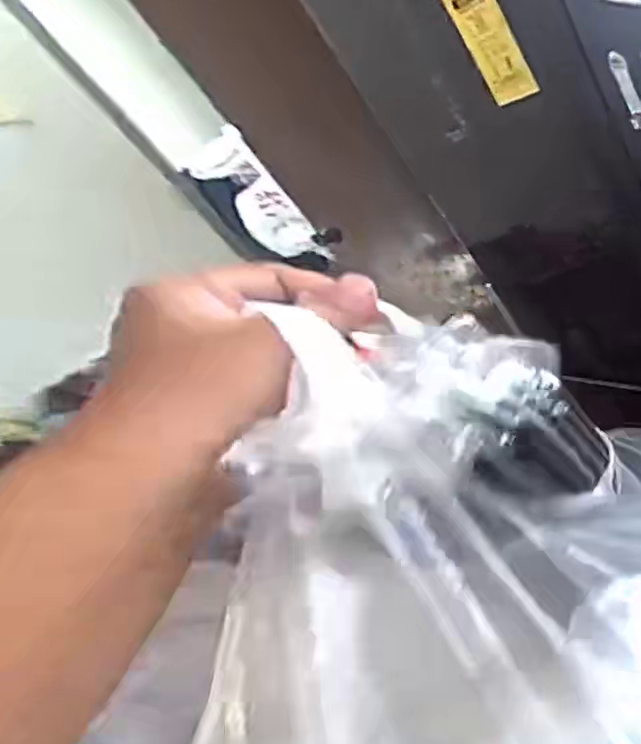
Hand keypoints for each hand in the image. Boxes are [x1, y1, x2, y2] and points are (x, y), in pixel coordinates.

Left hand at [94, 265, 381, 452]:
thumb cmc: (209, 391)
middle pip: (276, 315)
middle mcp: (182, 323)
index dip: (326, 292)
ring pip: (276, 351)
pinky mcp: (214, 402)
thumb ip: (326, 312)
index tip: (373, 314)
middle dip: (328, 331)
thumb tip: (366, 286)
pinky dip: (304, 386)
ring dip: (320, 360)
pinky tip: (333, 395)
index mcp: (182, 294)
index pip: (271, 277)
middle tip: (372, 347)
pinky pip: (271, 381)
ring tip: (361, 372)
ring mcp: (195, 365)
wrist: (164, 466)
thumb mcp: (276, 340)